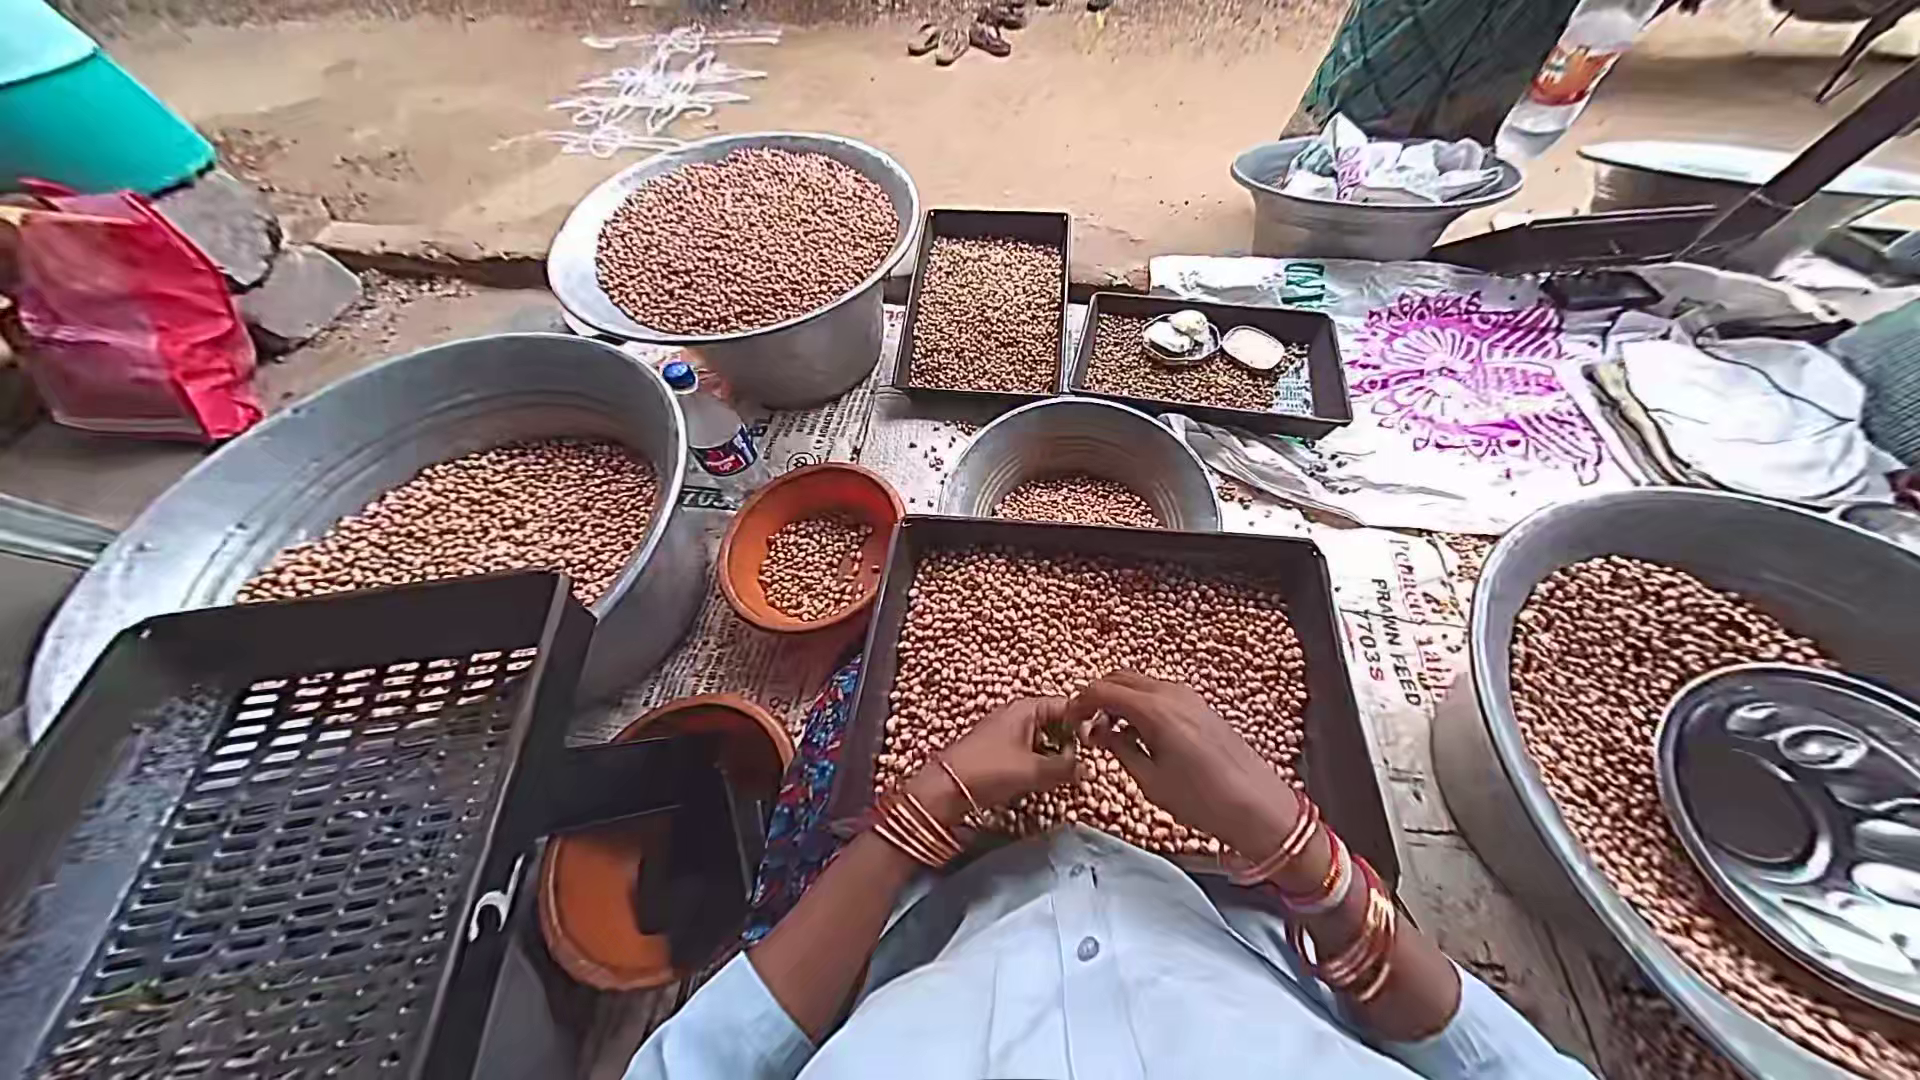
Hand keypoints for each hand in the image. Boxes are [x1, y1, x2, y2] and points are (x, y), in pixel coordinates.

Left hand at [904, 697, 1078, 826]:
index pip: (1067, 705)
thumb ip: (1065, 768)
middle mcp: (1019, 714)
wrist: (945, 789)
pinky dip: (1043, 762)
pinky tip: (1048, 780)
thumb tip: (1087, 769)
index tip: (1099, 743)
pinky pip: (1032, 751)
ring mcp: (1009, 732)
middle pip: (1058, 721)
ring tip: (1070, 774)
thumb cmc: (990, 770)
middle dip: (1073, 741)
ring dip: (1058, 755)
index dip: (1085, 721)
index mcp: (1027, 708)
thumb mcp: (1033, 770)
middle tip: (1087, 763)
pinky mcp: (1001, 750)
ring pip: (1046, 738)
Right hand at [1065, 671, 1297, 857]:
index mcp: (1155, 709)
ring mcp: (1188, 696)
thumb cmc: (1204, 800)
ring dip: (1119, 699)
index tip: (1070, 720)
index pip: (1102, 689)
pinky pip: (1158, 693)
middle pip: (1119, 678)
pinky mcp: (1199, 706)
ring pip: (1139, 683)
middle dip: (1098, 697)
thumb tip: (1099, 732)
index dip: (1080, 702)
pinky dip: (1139, 703)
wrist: (1261, 809)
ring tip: (1111, 733)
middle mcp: (1171, 693)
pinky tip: (1139, 733)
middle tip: (1087, 725)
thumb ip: (1118, 748)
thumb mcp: (1149, 779)